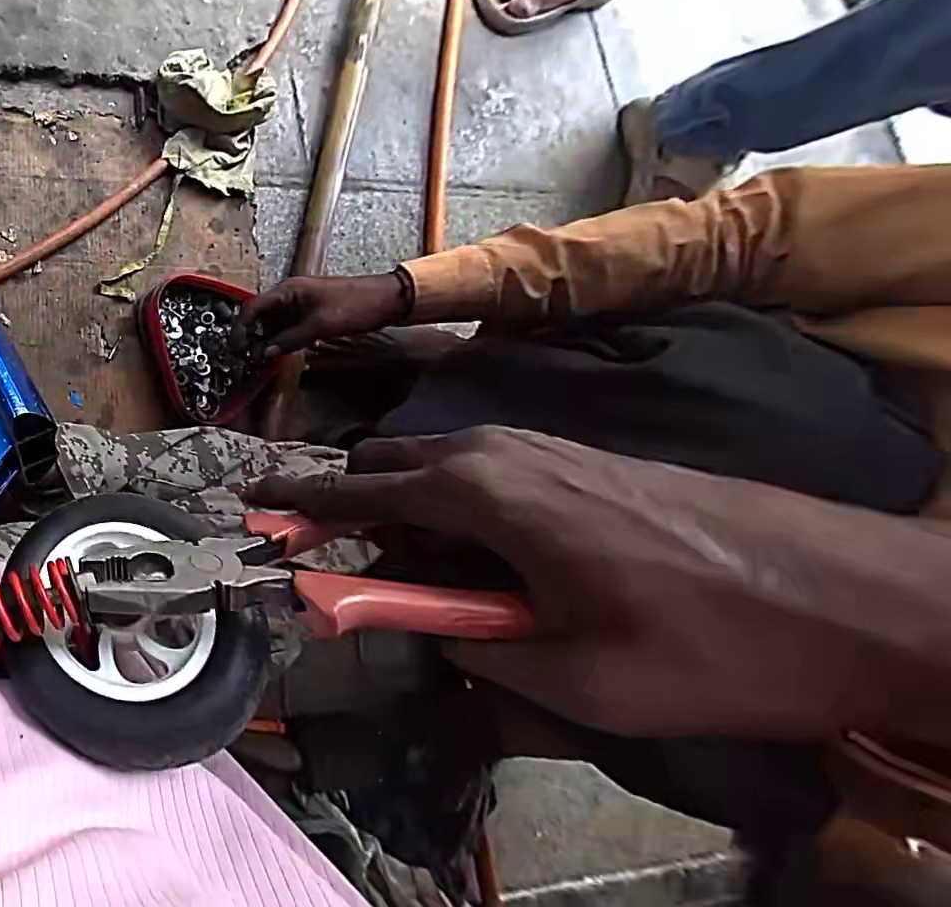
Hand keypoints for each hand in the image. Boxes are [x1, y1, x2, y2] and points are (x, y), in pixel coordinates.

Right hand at [233, 272, 407, 358]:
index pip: (252, 307)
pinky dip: (279, 339)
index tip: (236, 347)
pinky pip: (286, 327)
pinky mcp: (309, 313)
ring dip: (264, 339)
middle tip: (244, 356)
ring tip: (259, 358)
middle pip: (259, 315)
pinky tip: (277, 353)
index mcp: (288, 291)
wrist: (389, 299)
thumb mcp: (320, 326)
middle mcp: (289, 296)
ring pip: (272, 323)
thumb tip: (263, 353)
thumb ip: (289, 340)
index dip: (240, 328)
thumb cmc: (355, 306)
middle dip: (250, 335)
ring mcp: (299, 304)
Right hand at [246, 427, 930, 742]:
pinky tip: (500, 553)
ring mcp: (530, 447)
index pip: (352, 492)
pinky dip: (452, 502)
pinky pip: (473, 467)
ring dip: (407, 507)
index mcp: (475, 495)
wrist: (873, 598)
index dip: (296, 501)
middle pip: (380, 465)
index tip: (253, 500)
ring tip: (444, 570)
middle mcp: (488, 454)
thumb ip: (479, 653)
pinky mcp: (564, 454)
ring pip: (426, 463)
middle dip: (355, 509)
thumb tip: (432, 634)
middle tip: (369, 566)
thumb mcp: (582, 681)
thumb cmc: (715, 641)